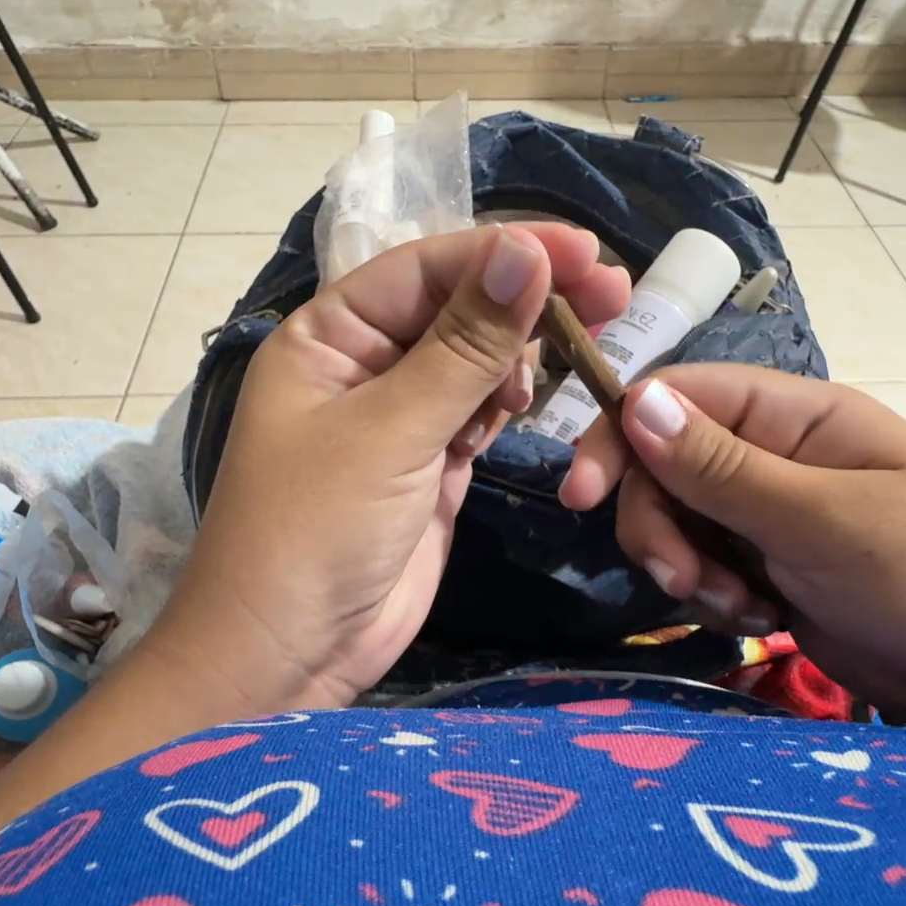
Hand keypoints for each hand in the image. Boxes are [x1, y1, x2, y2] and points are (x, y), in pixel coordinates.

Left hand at [157, 224, 631, 712]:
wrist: (291, 654)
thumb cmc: (316, 533)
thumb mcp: (390, 433)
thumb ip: (463, 347)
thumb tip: (526, 252)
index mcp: (329, 336)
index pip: (427, 269)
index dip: (506, 252)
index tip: (587, 252)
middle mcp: (364, 366)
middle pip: (457, 310)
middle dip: (528, 299)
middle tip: (614, 293)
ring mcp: (400, 419)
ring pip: (475, 361)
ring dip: (522, 354)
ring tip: (577, 352)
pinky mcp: (430, 467)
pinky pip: (479, 414)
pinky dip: (507, 405)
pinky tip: (526, 406)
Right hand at [559, 364, 905, 719]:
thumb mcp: (826, 521)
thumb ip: (722, 468)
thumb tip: (635, 400)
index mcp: (795, 416)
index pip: (677, 397)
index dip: (620, 438)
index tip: (580, 497)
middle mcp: (774, 456)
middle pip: (664, 470)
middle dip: (661, 528)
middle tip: (684, 584)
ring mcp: (770, 516)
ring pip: (679, 526)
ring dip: (691, 571)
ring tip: (747, 611)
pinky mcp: (771, 570)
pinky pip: (707, 570)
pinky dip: (717, 598)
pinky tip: (762, 622)